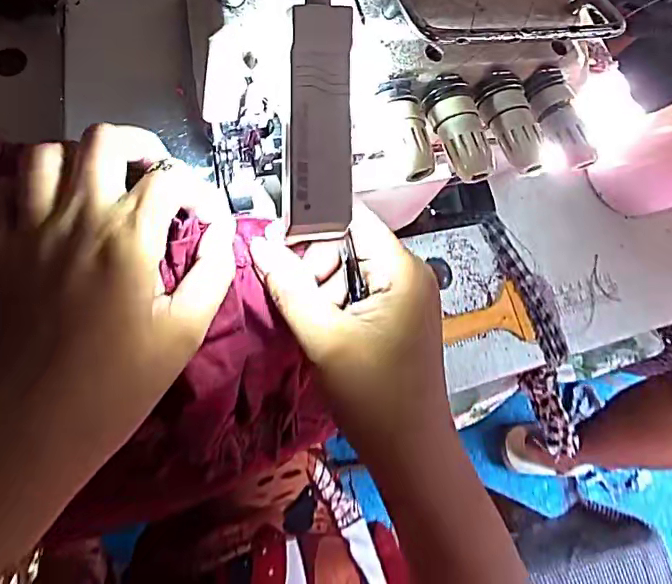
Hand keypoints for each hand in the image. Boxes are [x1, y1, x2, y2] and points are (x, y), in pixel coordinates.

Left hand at [0, 126, 235, 480]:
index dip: (198, 192)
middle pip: (103, 139)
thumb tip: (219, 235)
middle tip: (154, 176)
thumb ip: (213, 272)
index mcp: (127, 237)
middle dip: (139, 145)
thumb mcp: (186, 333)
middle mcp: (77, 219)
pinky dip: (12, 193)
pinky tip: (39, 210)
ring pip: (42, 155)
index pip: (171, 179)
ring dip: (76, 159)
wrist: (30, 439)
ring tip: (100, 184)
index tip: (206, 221)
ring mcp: (28, 234)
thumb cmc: (116, 388)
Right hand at [249, 202, 445, 455]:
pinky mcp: (398, 312)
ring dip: (323, 285)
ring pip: (350, 265)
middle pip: (349, 239)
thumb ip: (290, 287)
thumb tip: (260, 245)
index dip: (313, 222)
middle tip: (301, 299)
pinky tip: (329, 330)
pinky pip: (359, 287)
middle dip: (316, 262)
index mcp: (402, 267)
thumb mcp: (325, 339)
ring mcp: (406, 292)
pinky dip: (336, 301)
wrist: (411, 455)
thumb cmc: (375, 398)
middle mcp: (409, 271)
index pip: (353, 216)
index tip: (279, 243)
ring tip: (318, 324)